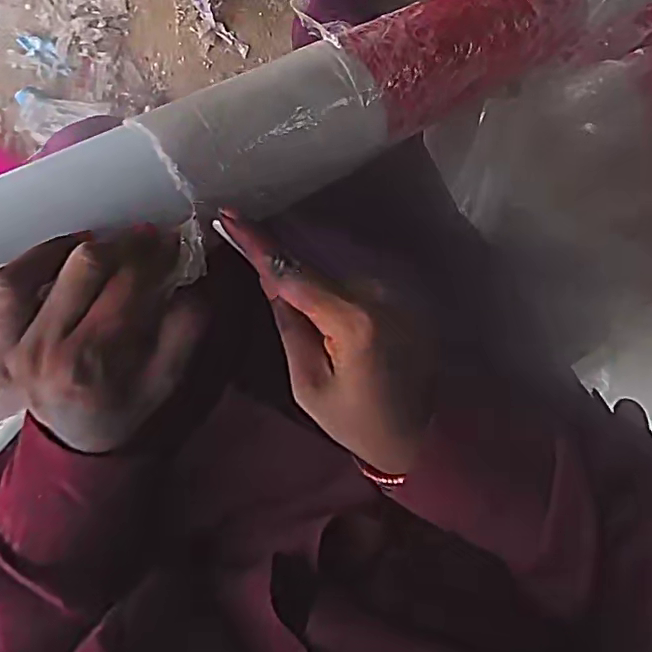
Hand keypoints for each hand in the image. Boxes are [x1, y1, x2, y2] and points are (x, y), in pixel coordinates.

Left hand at [0, 230, 205, 453]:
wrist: (81, 448)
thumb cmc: (127, 407)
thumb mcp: (169, 379)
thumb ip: (186, 329)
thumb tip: (192, 279)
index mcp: (94, 362)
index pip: (129, 283)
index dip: (157, 253)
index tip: (172, 241)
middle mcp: (42, 354)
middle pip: (80, 268)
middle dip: (121, 244)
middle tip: (140, 239)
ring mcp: (3, 357)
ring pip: (12, 281)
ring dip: (49, 252)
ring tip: (81, 247)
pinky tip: (1, 289)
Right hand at [217, 213, 436, 475]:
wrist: (421, 434)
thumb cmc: (358, 421)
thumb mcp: (309, 384)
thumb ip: (290, 325)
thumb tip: (270, 279)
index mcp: (353, 321)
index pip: (294, 273)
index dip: (258, 243)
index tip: (230, 217)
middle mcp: (377, 295)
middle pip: (311, 264)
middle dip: (273, 251)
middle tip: (236, 228)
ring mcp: (393, 292)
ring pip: (330, 269)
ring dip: (300, 266)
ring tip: (268, 260)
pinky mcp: (399, 295)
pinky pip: (349, 277)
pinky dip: (323, 277)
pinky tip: (306, 286)